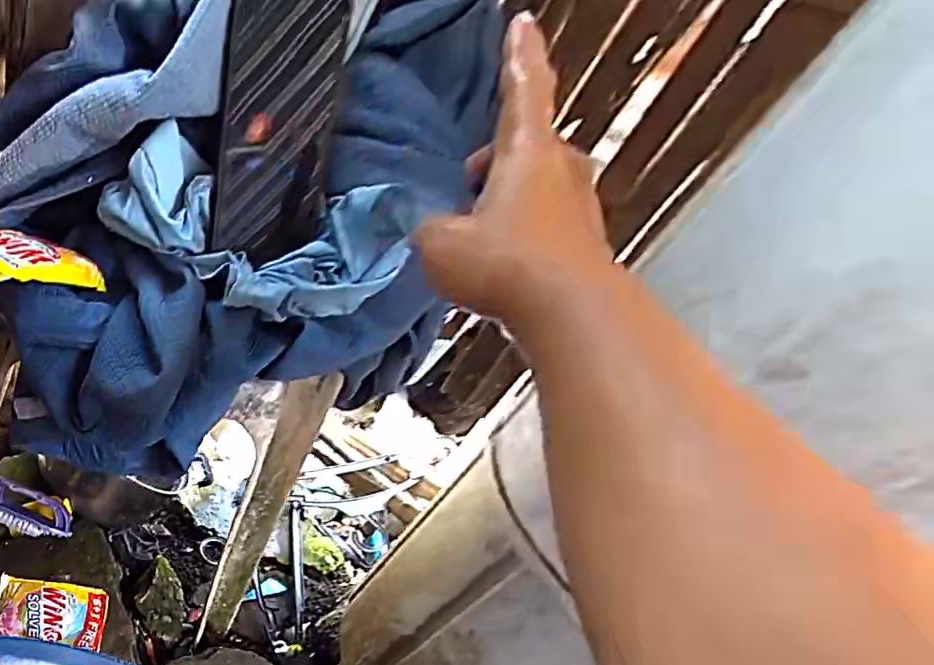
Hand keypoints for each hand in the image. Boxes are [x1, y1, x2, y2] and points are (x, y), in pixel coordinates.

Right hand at [415, 12, 615, 322]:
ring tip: (463, 233)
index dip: (518, 57)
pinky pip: (533, 215)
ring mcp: (573, 198)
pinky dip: (507, 226)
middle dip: (485, 163)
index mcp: (526, 153)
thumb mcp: (437, 243)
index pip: (523, 91)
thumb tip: (420, 220)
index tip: (520, 24)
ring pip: (525, 183)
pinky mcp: (576, 232)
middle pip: (517, 147)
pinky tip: (486, 258)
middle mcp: (559, 165)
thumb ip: (422, 224)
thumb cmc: (501, 264)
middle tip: (456, 189)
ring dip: (493, 199)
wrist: (563, 306)